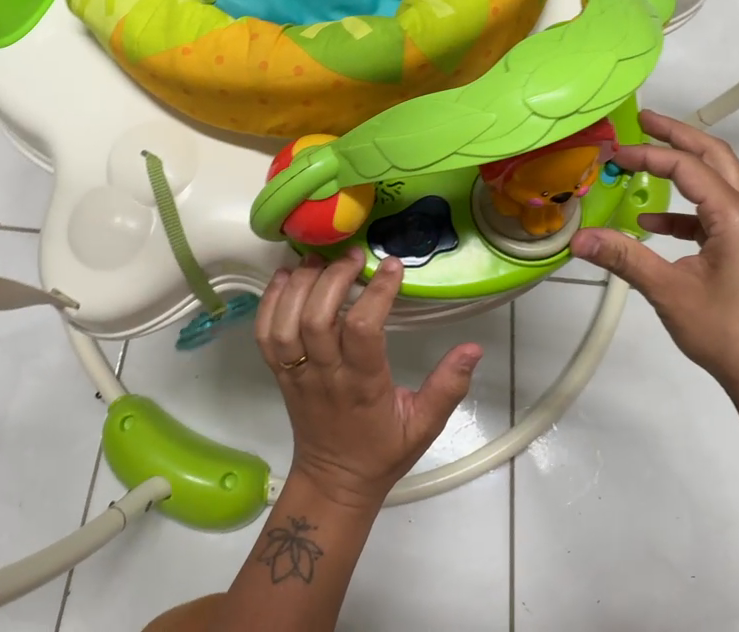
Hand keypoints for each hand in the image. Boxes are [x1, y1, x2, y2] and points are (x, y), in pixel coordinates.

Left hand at [256, 251, 481, 509]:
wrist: (334, 481)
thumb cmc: (382, 451)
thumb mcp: (424, 426)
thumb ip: (448, 387)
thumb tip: (473, 348)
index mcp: (364, 386)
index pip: (364, 332)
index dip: (377, 294)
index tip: (392, 266)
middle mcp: (326, 376)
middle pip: (317, 320)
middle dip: (333, 280)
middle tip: (353, 255)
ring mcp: (296, 375)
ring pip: (286, 324)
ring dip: (298, 285)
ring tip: (317, 259)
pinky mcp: (279, 374)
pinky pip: (265, 336)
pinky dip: (270, 302)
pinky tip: (286, 277)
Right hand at [570, 110, 738, 394]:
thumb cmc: (726, 331)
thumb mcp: (668, 291)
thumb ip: (624, 257)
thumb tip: (578, 238)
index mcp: (736, 216)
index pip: (689, 166)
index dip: (649, 153)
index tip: (613, 152)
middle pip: (715, 157)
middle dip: (678, 136)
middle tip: (643, 121)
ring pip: (718, 183)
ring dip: (684, 168)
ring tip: (644, 162)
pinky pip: (714, 214)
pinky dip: (684, 209)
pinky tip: (654, 225)